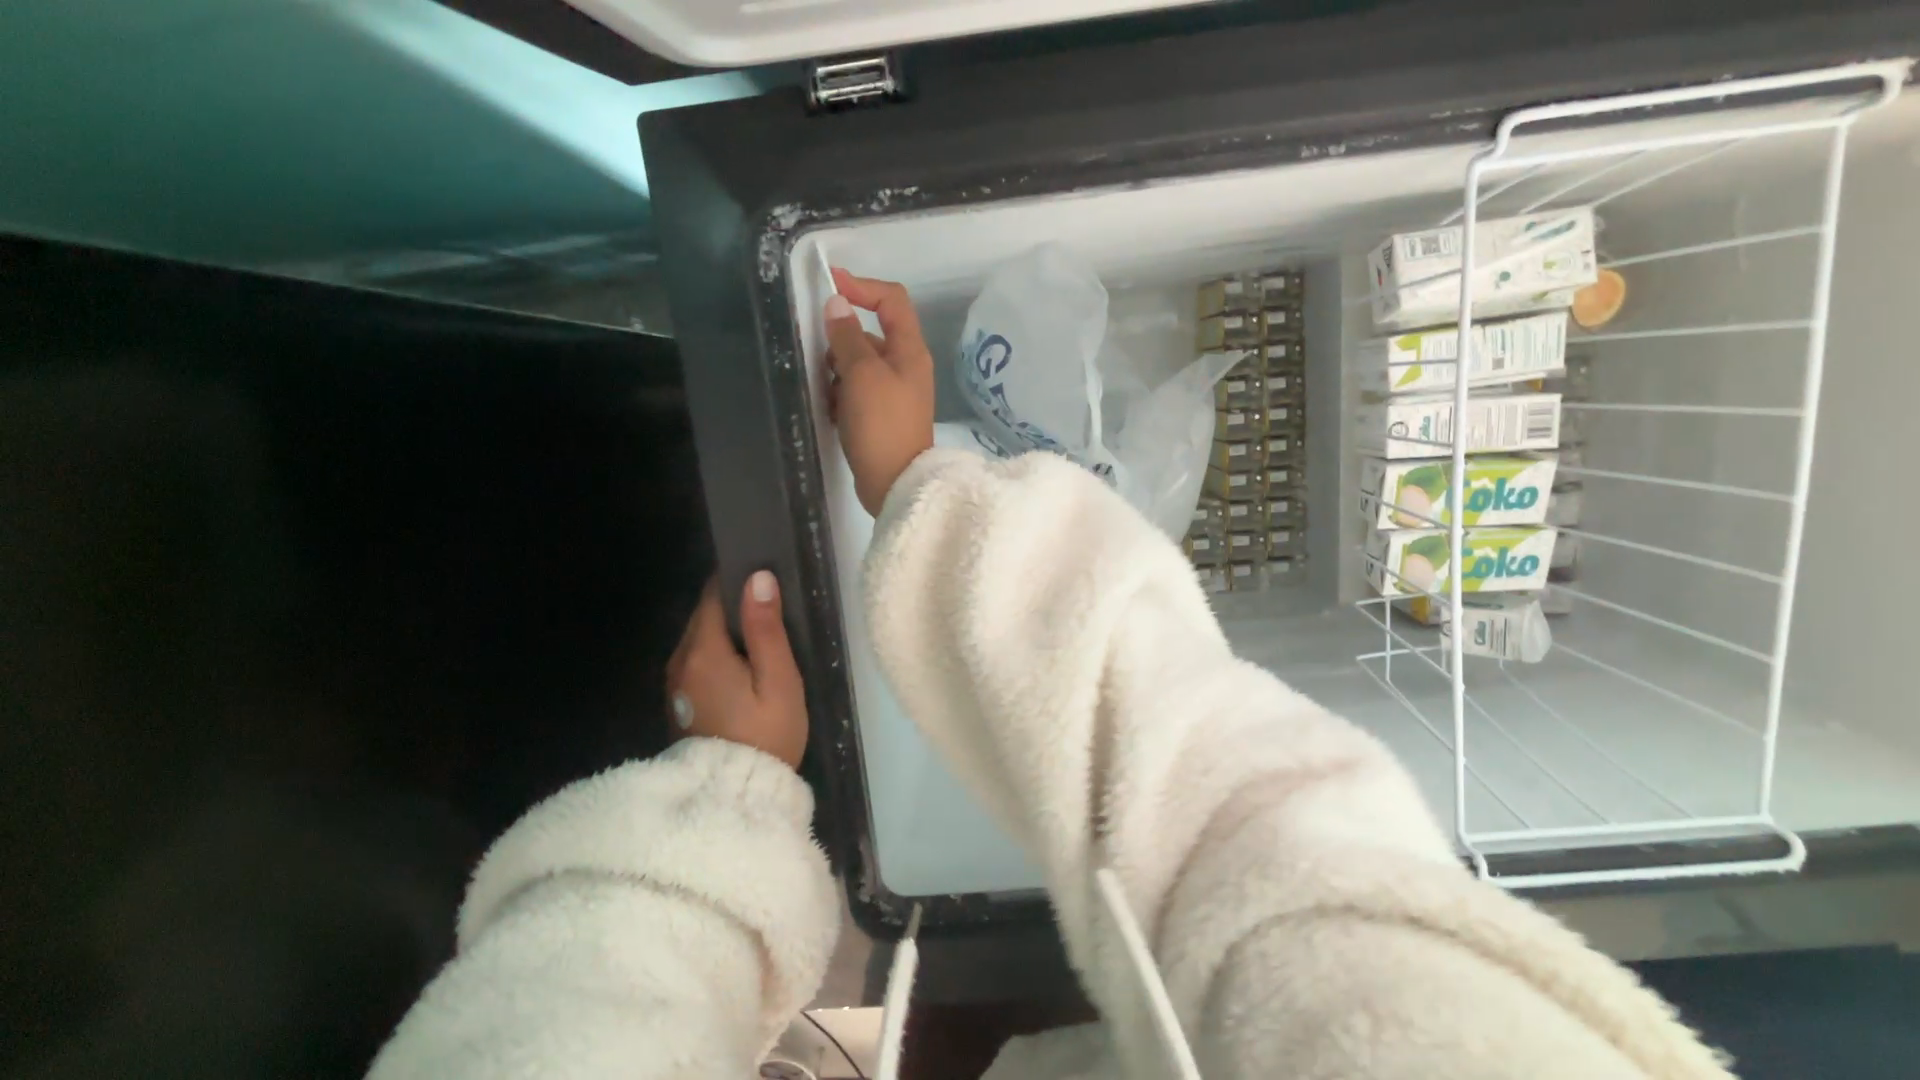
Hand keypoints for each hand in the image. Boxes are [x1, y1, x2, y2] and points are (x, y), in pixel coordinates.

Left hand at [665, 571, 806, 769]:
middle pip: (704, 617)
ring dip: (725, 637)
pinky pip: (696, 664)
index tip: (766, 584)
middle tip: (772, 621)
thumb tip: (758, 577)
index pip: (713, 594)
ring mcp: (674, 683)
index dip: (738, 582)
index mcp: (703, 649)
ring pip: (699, 641)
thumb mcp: (778, 680)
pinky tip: (741, 676)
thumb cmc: (766, 734)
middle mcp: (679, 660)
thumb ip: (766, 628)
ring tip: (761, 648)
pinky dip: (716, 659)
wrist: (732, 797)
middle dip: (733, 611)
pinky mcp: (677, 703)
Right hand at [825, 270, 934, 516]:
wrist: (896, 483)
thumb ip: (847, 337)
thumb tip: (837, 305)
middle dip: (842, 341)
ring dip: (838, 372)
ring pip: (859, 365)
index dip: (861, 287)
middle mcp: (906, 366)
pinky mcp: (882, 417)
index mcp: (910, 350)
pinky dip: (841, 396)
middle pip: (870, 334)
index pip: (891, 300)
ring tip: (829, 394)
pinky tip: (833, 413)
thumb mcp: (861, 374)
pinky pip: (856, 392)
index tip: (828, 285)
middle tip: (824, 360)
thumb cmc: (881, 424)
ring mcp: (895, 393)